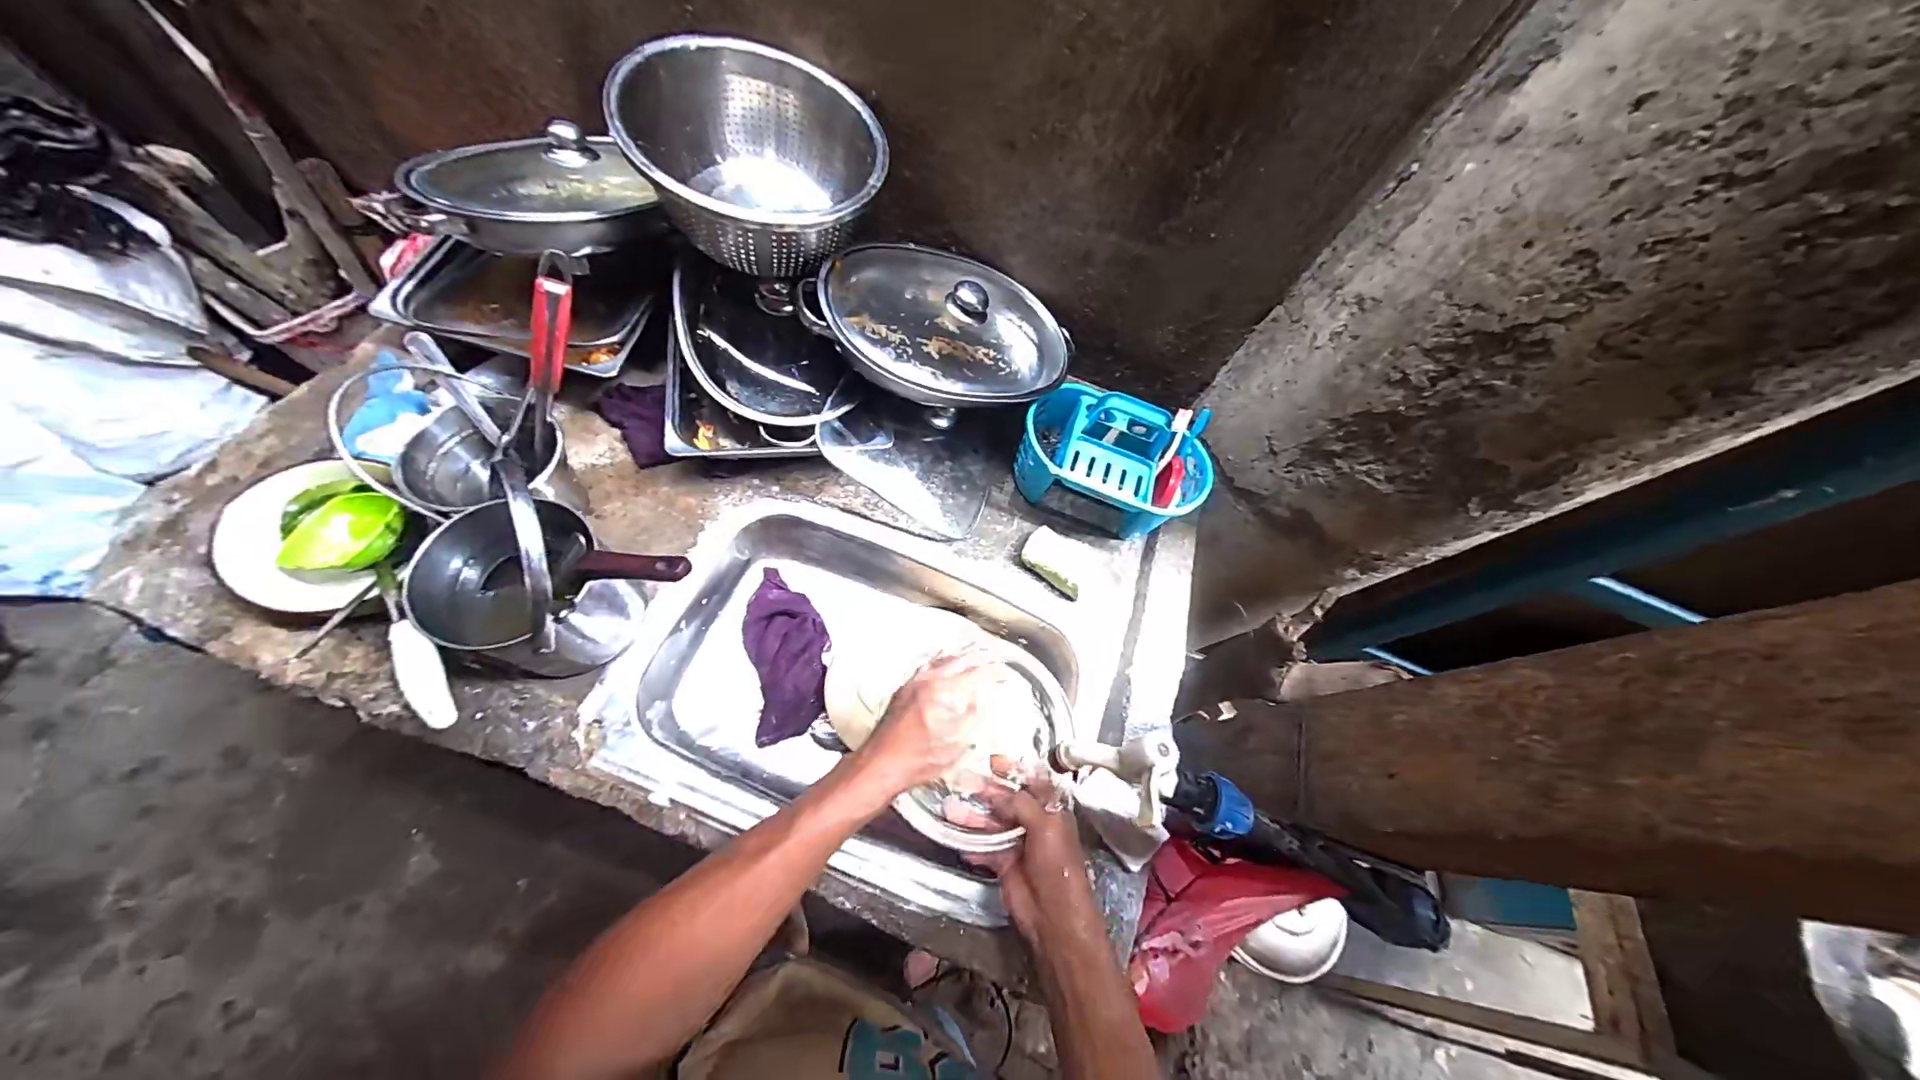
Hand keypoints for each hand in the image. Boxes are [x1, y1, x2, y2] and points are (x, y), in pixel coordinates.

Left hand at [848, 651, 998, 800]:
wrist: (879, 765)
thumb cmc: (916, 761)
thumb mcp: (954, 746)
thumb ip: (970, 718)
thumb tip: (980, 698)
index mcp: (941, 693)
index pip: (973, 675)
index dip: (991, 672)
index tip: (1003, 671)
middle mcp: (925, 682)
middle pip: (956, 661)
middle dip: (976, 657)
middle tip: (991, 653)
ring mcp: (912, 684)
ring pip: (940, 661)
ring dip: (958, 656)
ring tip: (971, 652)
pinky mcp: (902, 691)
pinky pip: (926, 667)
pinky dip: (939, 661)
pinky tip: (941, 663)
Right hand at [962, 767, 1102, 947]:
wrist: (1054, 917)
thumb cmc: (1057, 867)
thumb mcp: (1045, 826)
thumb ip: (1021, 804)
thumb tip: (996, 793)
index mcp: (1052, 810)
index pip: (1032, 781)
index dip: (1014, 769)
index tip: (992, 760)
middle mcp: (1035, 823)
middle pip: (1008, 800)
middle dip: (987, 791)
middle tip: (964, 781)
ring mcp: (1019, 842)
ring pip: (993, 822)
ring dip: (973, 815)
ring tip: (951, 809)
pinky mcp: (1004, 862)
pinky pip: (984, 846)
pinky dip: (971, 843)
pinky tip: (957, 838)